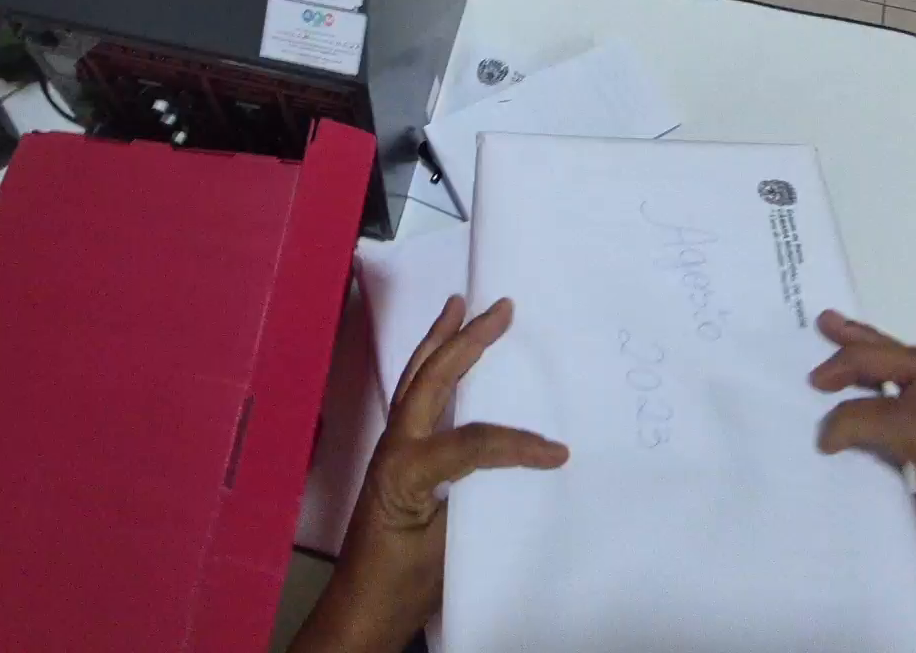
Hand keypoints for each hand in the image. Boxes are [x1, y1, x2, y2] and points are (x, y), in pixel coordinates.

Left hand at [290, 296, 568, 652]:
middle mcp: (395, 444)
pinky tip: (446, 355)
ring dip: (440, 338)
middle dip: (466, 338)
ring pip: (417, 376)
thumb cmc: (400, 586)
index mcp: (405, 470)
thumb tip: (523, 469)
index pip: (470, 442)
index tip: (559, 454)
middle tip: (501, 308)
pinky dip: (433, 365)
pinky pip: (417, 395)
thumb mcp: (446, 551)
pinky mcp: (398, 451)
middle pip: (431, 377)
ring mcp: (393, 443)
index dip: (517, 445)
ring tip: (459, 304)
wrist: (357, 612)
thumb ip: (480, 502)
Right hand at [810, 311, 915, 652]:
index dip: (852, 421)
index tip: (822, 445)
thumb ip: (877, 497)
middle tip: (816, 372)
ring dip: (875, 347)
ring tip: (831, 326)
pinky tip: (860, 367)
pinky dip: (887, 365)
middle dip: (863, 358)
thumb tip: (827, 455)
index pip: (902, 417)